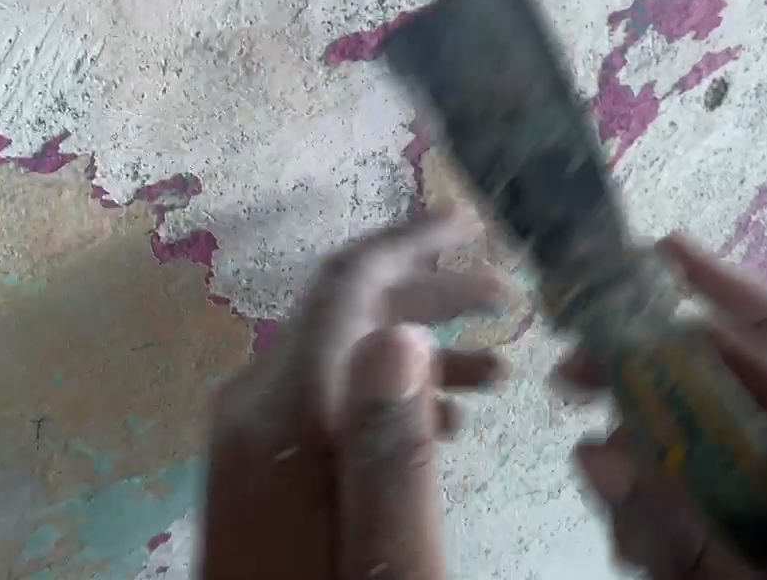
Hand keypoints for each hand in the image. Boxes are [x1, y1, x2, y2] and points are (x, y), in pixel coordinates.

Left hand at [199, 207, 514, 579]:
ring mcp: (253, 439)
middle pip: (345, 314)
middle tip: (513, 299)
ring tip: (503, 370)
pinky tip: (445, 423)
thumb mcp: (387, 567)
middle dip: (429, 293)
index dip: (407, 242)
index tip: (469, 220)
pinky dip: (390, 396)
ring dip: (419, 349)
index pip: (342, 289)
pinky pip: (331, 404)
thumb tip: (395, 329)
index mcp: (278, 413)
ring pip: (342, 358)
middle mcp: (254, 406)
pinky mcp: (264, 471)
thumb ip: (387, 451)